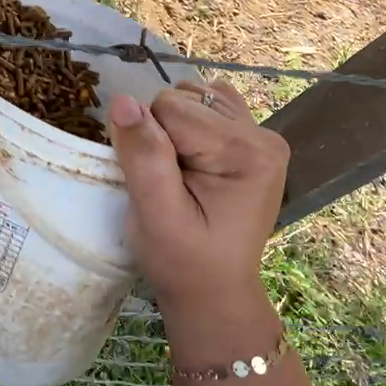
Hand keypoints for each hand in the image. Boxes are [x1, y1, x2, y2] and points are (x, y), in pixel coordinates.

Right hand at [108, 81, 288, 311]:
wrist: (212, 289)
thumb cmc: (182, 259)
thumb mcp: (156, 215)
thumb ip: (143, 155)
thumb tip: (124, 101)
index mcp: (247, 152)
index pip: (169, 108)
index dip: (149, 140)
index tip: (159, 183)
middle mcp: (262, 134)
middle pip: (180, 99)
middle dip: (160, 133)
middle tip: (168, 182)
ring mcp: (260, 133)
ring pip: (188, 97)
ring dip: (171, 128)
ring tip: (179, 172)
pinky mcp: (251, 136)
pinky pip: (205, 101)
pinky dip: (187, 121)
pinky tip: (190, 155)